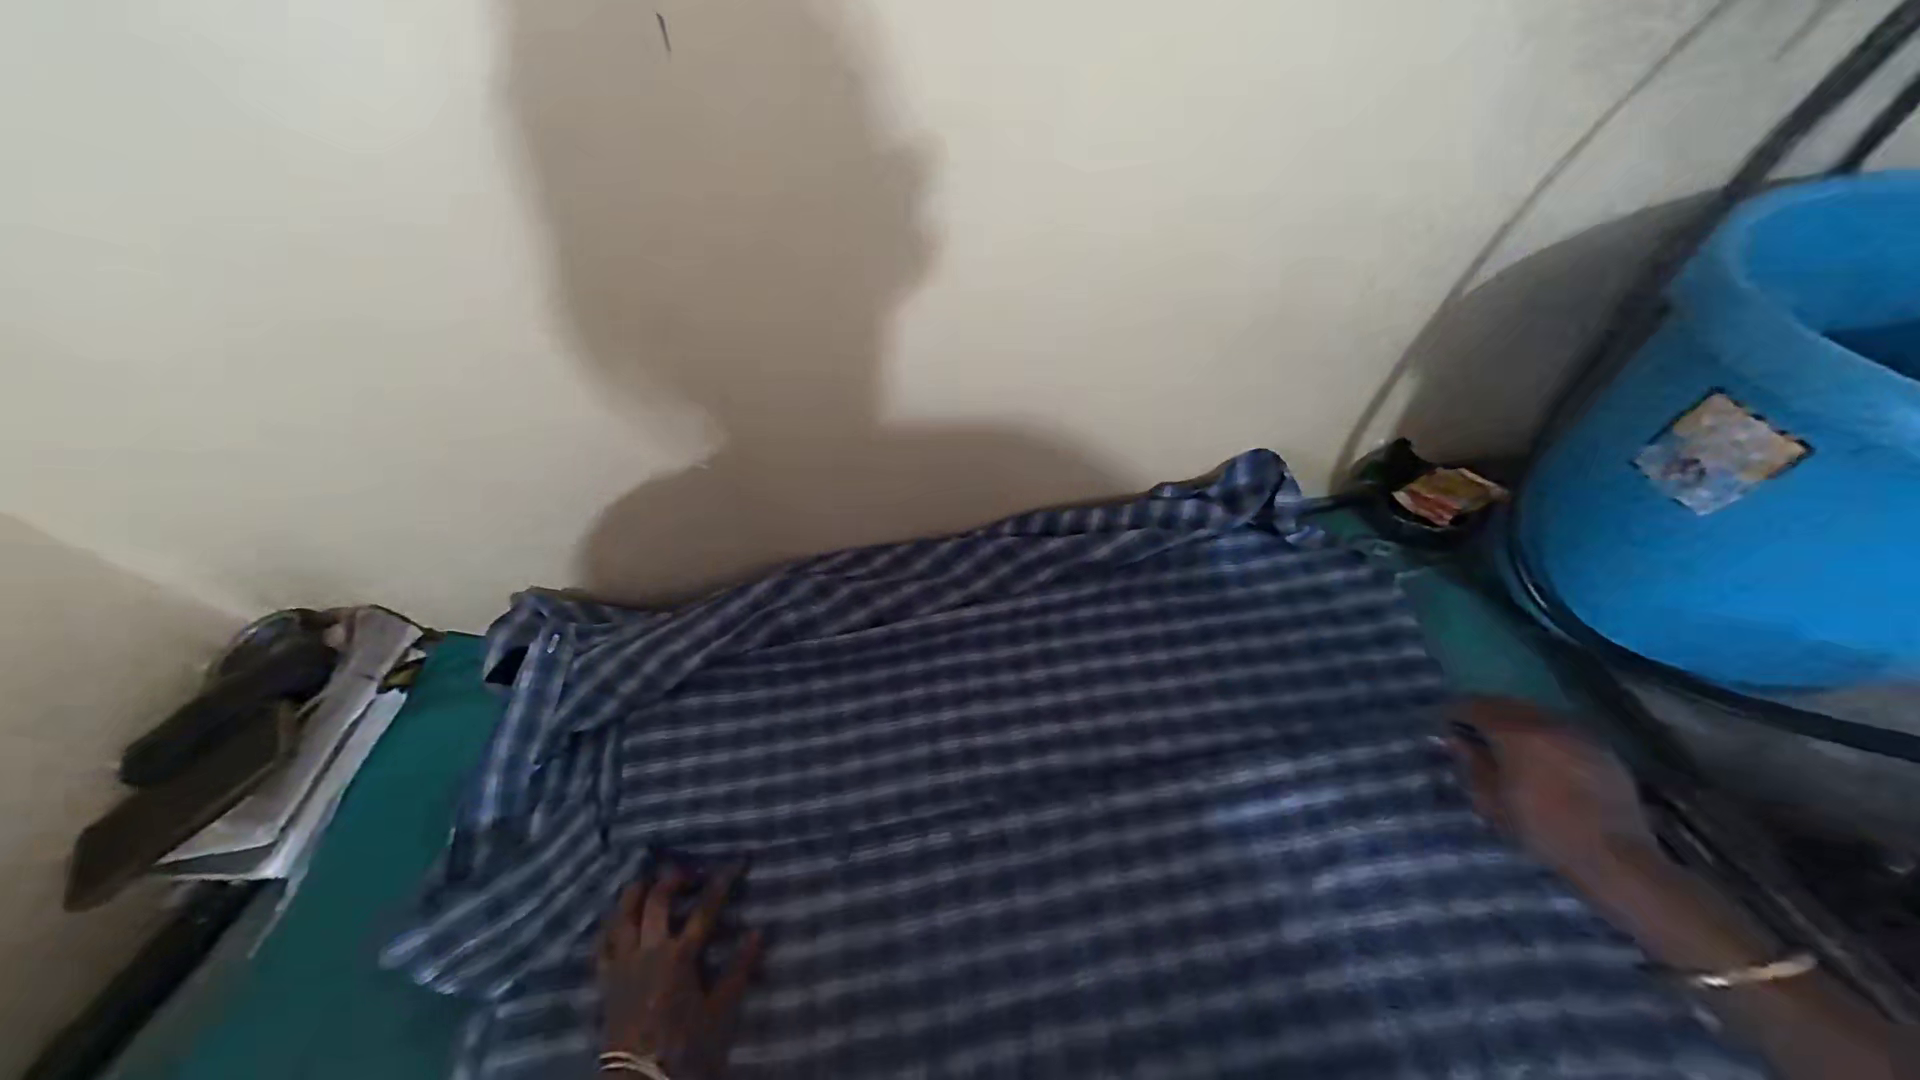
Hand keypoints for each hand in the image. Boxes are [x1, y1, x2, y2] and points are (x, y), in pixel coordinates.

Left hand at [600, 863, 765, 1079]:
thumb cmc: (685, 1048)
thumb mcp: (721, 1011)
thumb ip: (739, 969)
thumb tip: (758, 932)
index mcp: (680, 956)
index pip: (705, 908)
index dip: (721, 881)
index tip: (735, 862)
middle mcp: (648, 951)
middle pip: (657, 901)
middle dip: (673, 879)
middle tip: (687, 872)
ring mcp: (622, 965)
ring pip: (622, 917)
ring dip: (633, 894)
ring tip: (644, 880)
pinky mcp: (605, 982)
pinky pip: (601, 946)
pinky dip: (608, 927)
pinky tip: (614, 920)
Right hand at [1450, 697, 1658, 884]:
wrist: (1616, 859)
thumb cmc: (1543, 829)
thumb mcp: (1493, 799)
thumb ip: (1472, 763)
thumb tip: (1454, 739)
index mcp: (1517, 733)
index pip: (1475, 707)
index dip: (1455, 713)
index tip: (1444, 725)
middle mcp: (1548, 724)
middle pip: (1506, 704)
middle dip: (1484, 712)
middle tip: (1470, 730)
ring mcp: (1580, 734)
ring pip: (1535, 713)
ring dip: (1514, 720)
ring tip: (1504, 741)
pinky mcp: (1602, 750)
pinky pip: (1561, 728)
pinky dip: (1542, 732)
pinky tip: (1539, 754)